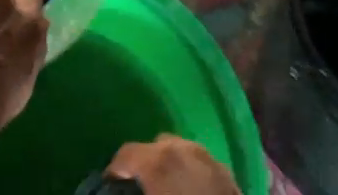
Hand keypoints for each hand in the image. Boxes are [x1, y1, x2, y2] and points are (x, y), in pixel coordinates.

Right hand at [109, 136, 240, 194]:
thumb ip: (133, 192)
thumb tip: (122, 190)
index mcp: (160, 160)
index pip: (126, 153)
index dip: (114, 171)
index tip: (110, 187)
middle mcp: (184, 148)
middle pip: (155, 147)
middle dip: (145, 165)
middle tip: (140, 189)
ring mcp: (208, 158)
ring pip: (180, 152)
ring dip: (170, 168)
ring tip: (167, 191)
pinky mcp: (227, 172)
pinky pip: (200, 165)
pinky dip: (191, 175)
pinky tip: (190, 193)